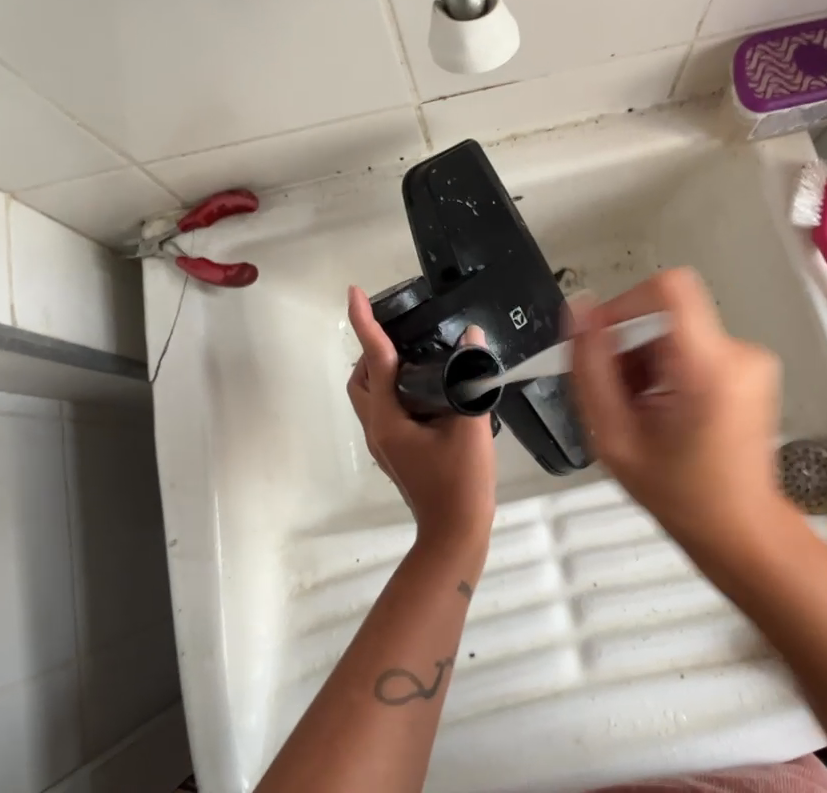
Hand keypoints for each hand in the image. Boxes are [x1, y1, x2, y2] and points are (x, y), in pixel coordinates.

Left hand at [347, 286, 498, 549]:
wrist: (455, 533)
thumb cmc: (461, 482)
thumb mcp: (470, 427)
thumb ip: (471, 379)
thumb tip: (472, 336)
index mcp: (388, 419)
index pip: (374, 360)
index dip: (364, 323)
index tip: (354, 293)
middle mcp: (377, 428)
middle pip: (361, 377)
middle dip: (371, 348)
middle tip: (400, 330)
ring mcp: (383, 443)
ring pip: (369, 395)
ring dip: (380, 370)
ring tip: (414, 354)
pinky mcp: (395, 451)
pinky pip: (383, 409)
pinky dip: (393, 389)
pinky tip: (424, 388)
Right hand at [568, 268, 790, 554]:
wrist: (739, 527)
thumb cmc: (683, 494)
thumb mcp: (613, 436)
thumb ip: (589, 368)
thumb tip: (579, 313)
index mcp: (708, 367)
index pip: (667, 288)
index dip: (625, 305)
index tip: (607, 341)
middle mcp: (738, 354)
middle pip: (664, 314)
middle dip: (631, 349)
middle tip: (621, 398)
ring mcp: (749, 359)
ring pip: (675, 331)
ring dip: (648, 363)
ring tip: (643, 412)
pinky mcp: (750, 367)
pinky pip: (694, 345)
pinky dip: (669, 370)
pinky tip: (665, 412)